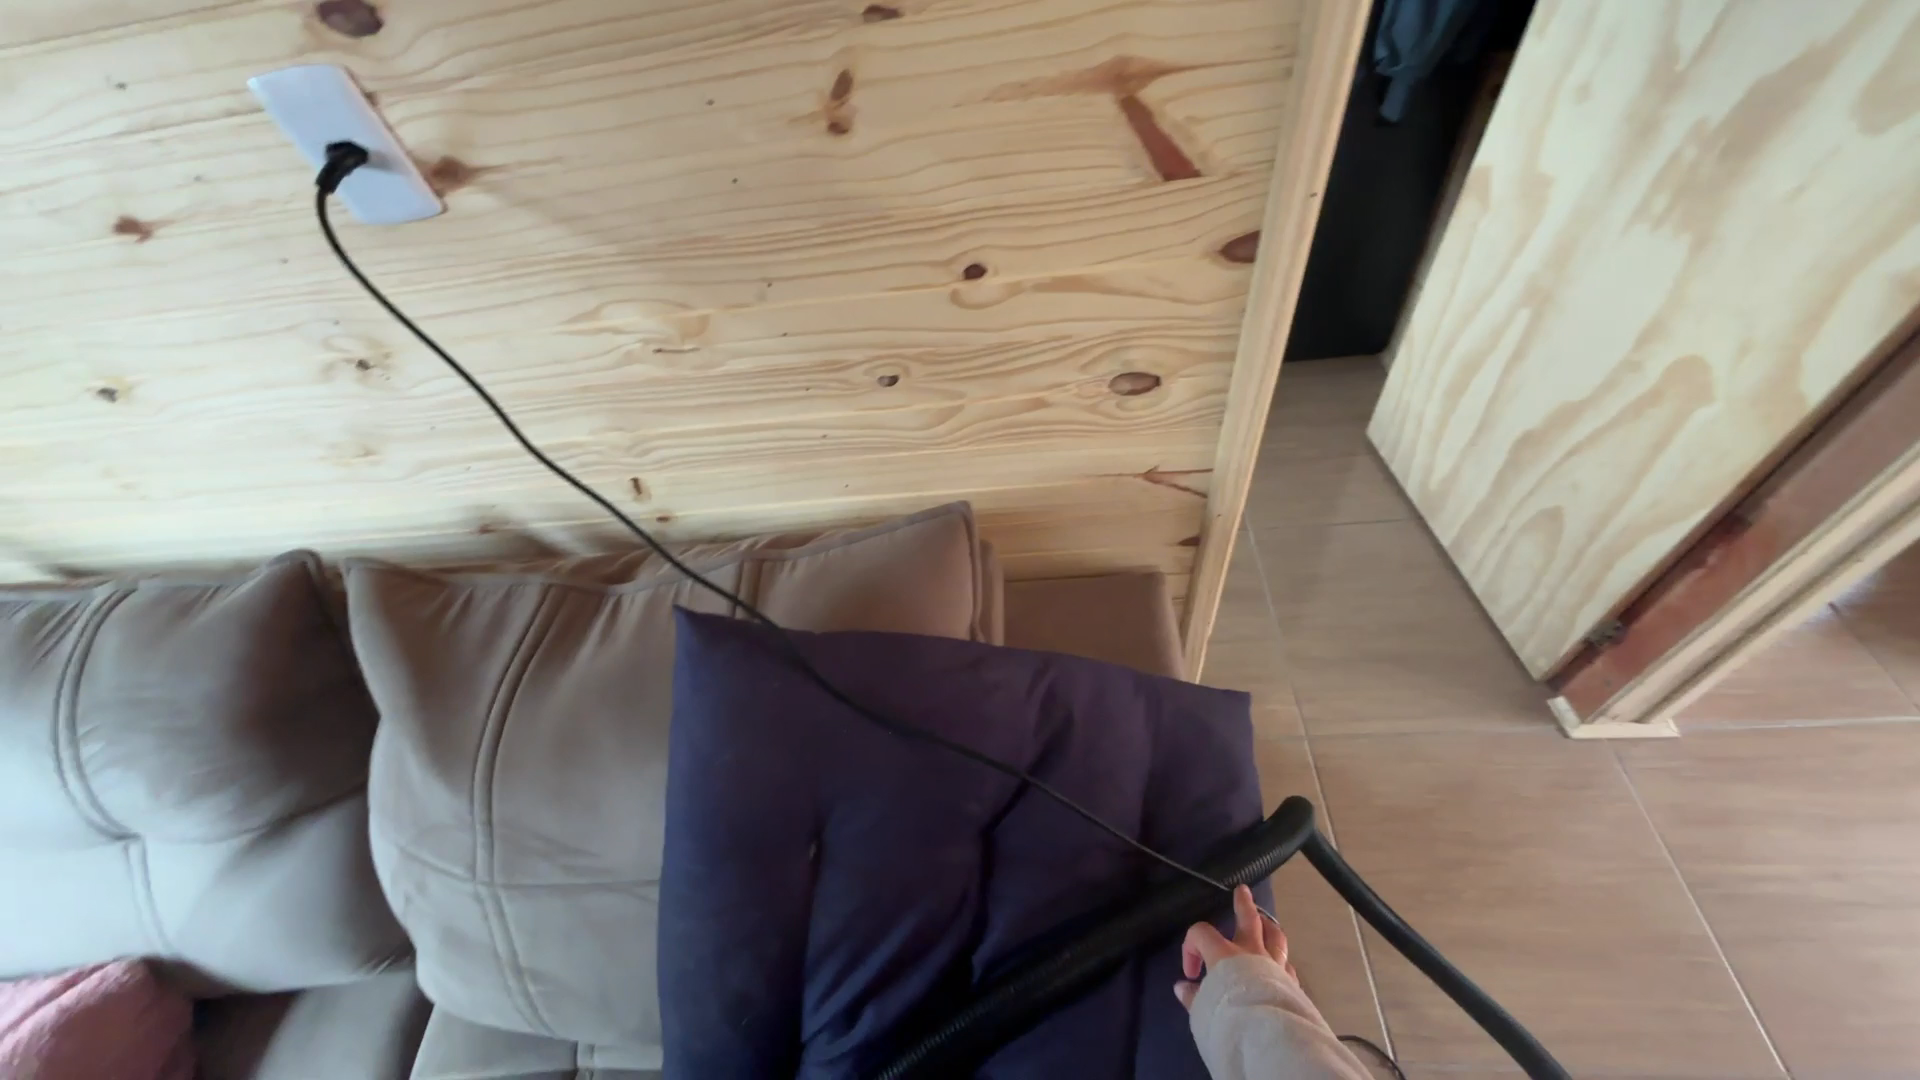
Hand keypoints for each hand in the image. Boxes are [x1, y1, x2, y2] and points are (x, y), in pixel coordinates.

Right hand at [1173, 884, 1295, 1010]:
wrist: (1267, 1037)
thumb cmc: (1228, 1017)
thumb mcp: (1202, 1010)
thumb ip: (1193, 997)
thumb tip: (1182, 986)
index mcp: (1223, 954)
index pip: (1201, 933)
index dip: (1190, 947)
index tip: (1190, 974)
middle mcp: (1250, 953)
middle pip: (1248, 919)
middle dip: (1244, 904)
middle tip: (1242, 890)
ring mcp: (1275, 967)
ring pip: (1275, 938)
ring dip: (1269, 927)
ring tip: (1266, 921)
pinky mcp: (1292, 985)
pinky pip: (1288, 966)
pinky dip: (1283, 962)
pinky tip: (1282, 966)